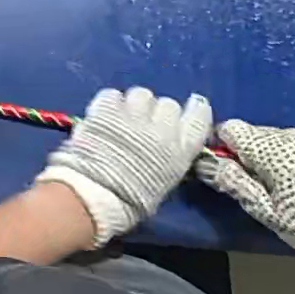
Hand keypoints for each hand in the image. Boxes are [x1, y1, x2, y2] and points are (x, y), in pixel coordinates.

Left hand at [34, 87, 211, 246]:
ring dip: (132, 103)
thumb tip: (162, 149)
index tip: (192, 104)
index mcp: (182, 149)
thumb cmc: (130, 199)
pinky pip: (112, 95)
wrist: (96, 191)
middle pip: (167, 104)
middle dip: (156, 110)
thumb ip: (168, 159)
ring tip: (121, 117)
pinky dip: (108, 102)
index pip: (198, 118)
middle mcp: (163, 128)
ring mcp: (134, 116)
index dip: (195, 109)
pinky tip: (102, 113)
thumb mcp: (162, 181)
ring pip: (141, 94)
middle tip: (142, 123)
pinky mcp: (107, 109)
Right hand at [196, 120, 294, 285]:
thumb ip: (234, 182)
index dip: (225, 149)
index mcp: (272, 148)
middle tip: (260, 185)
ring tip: (291, 188)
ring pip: (287, 141)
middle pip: (260, 135)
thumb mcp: (267, 211)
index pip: (231, 130)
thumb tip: (206, 164)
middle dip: (254, 154)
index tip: (229, 170)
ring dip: (281, 158)